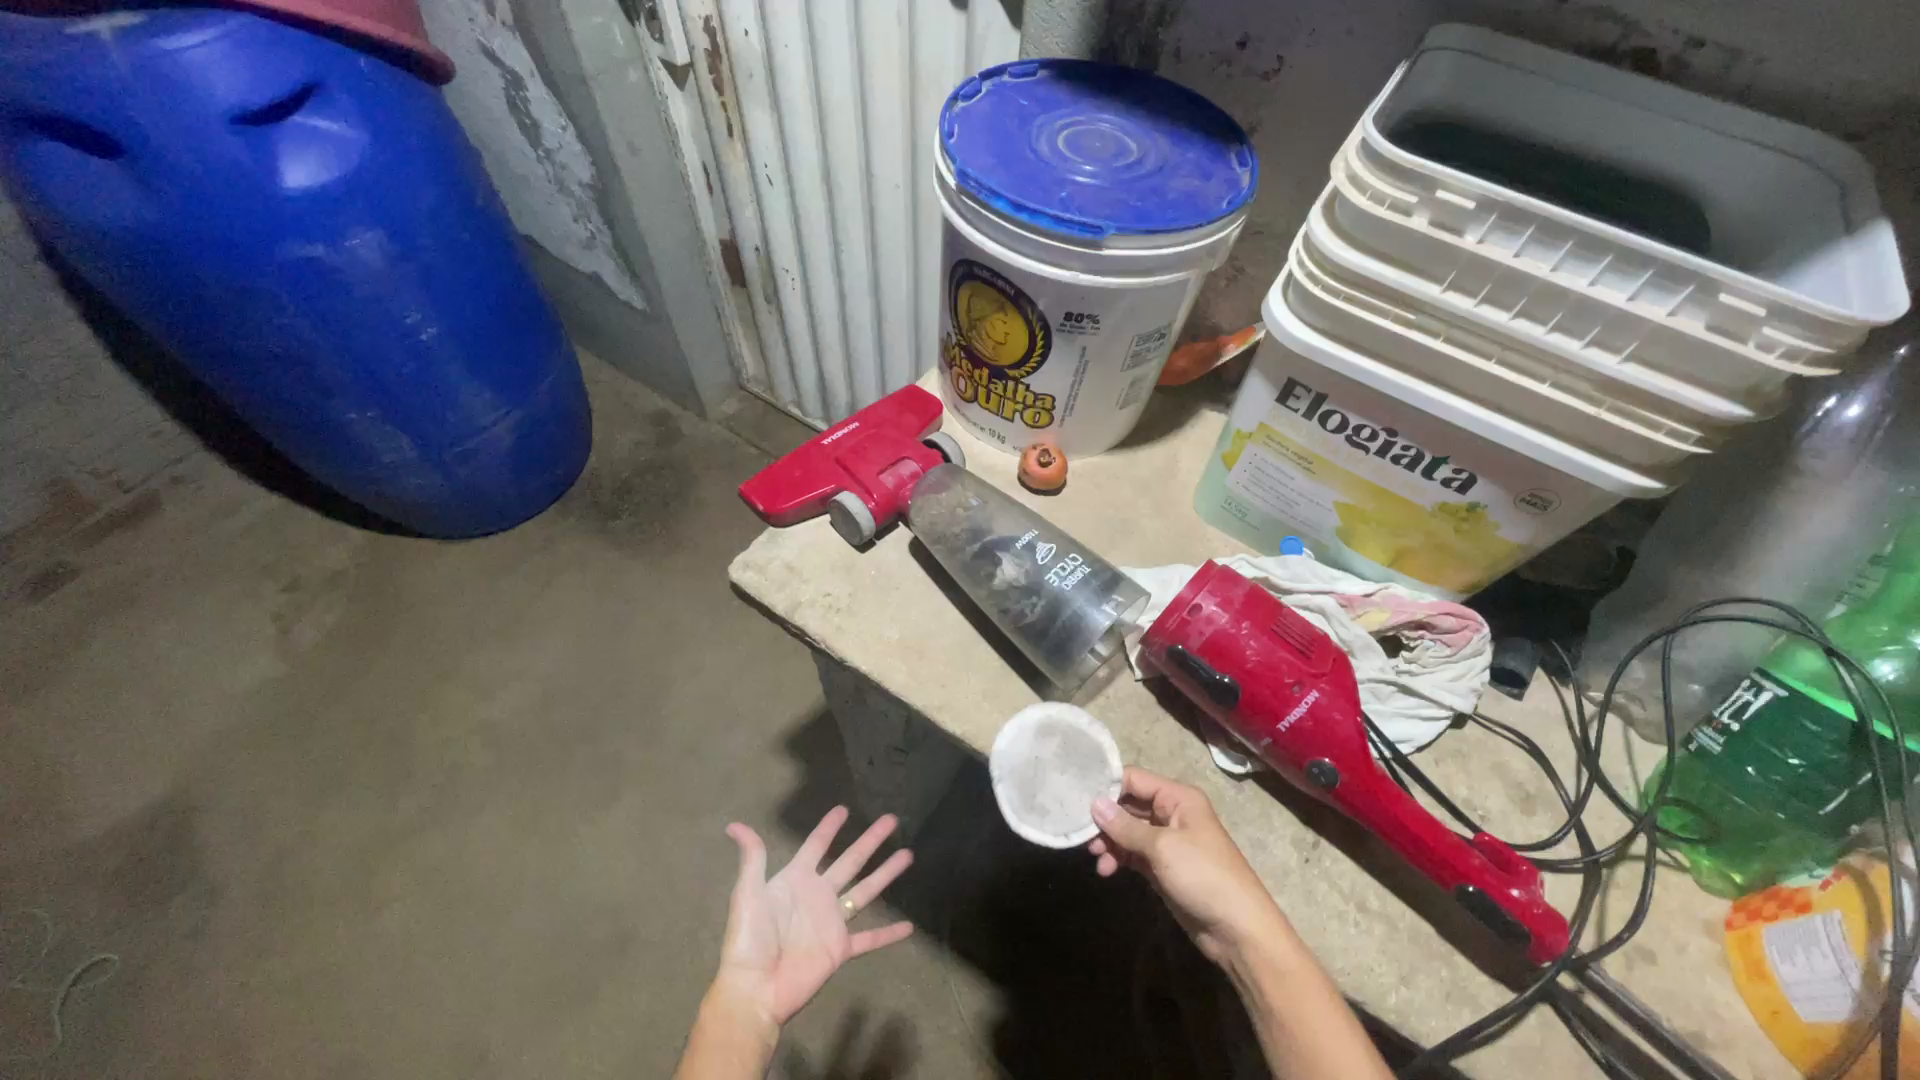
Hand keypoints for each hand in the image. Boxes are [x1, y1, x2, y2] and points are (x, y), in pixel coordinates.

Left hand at [712, 807, 914, 1026]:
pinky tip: (909, 926)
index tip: (844, 809)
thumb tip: (734, 825)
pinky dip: (888, 933)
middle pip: (850, 861)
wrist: (755, 988)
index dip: (829, 828)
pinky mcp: (840, 949)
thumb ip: (752, 859)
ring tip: (908, 854)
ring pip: (865, 892)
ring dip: (886, 874)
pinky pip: (869, 939)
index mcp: (796, 880)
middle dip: (870, 841)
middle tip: (891, 820)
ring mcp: (831, 922)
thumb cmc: (748, 939)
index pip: (816, 846)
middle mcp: (818, 895)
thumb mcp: (747, 894)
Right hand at [1088, 767, 1286, 965]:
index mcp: (1178, 798)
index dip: (1107, 786)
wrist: (1237, 929)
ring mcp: (1167, 841)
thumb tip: (1094, 804)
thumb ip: (1126, 826)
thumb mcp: (1163, 847)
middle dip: (1105, 818)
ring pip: (1128, 831)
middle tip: (1081, 833)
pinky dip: (1118, 858)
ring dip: (1110, 841)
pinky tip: (1107, 870)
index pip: (1135, 779)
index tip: (1076, 797)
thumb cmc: (1204, 876)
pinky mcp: (1163, 866)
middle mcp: (1172, 813)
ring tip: (1096, 857)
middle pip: (1129, 804)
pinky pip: (1133, 853)